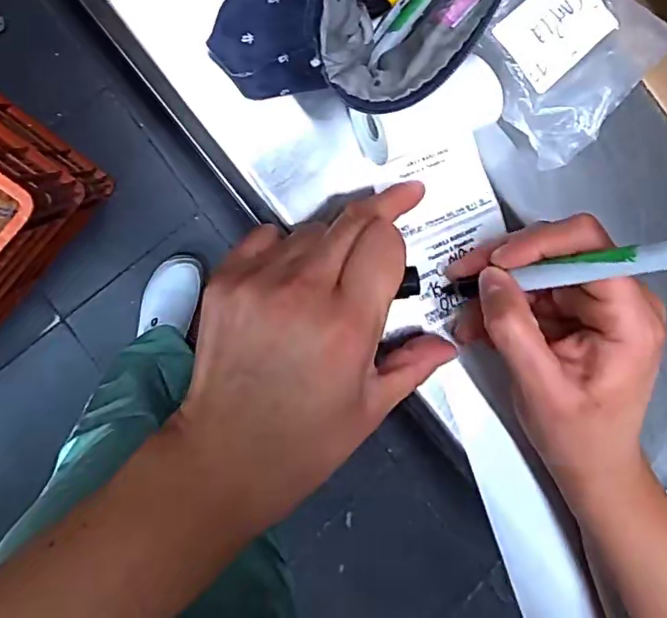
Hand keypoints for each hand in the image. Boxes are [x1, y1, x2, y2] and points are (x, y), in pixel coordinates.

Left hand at [164, 183, 456, 531]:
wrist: (219, 459)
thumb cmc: (302, 443)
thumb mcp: (369, 409)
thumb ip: (412, 364)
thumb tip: (447, 342)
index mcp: (348, 323)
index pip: (384, 238)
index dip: (399, 225)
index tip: (410, 206)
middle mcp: (304, 291)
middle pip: (351, 220)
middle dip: (376, 213)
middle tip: (390, 210)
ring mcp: (260, 281)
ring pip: (311, 228)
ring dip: (330, 238)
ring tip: (332, 272)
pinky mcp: (226, 280)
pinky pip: (267, 235)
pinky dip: (285, 244)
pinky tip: (290, 273)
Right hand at [449, 214, 666, 496]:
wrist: (595, 469)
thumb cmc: (581, 440)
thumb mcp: (541, 388)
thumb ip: (513, 329)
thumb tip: (489, 276)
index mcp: (631, 315)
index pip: (590, 246)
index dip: (540, 243)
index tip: (497, 261)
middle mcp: (620, 296)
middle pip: (560, 248)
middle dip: (507, 260)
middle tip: (463, 274)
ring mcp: (597, 300)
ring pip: (540, 264)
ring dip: (498, 283)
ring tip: (464, 310)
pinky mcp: (576, 308)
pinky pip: (534, 287)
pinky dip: (503, 300)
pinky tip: (477, 321)